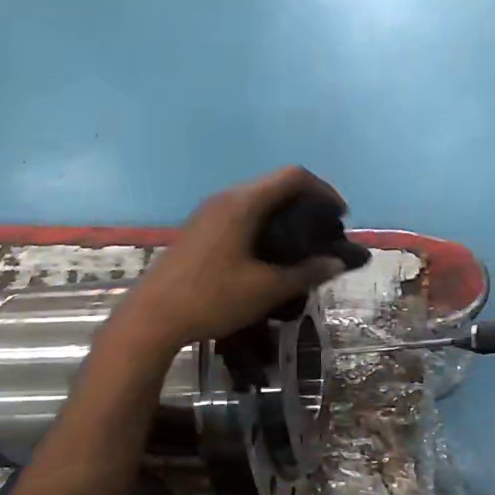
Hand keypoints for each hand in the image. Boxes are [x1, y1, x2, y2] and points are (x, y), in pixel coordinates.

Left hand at [114, 167, 348, 349]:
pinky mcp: (198, 231)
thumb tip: (337, 262)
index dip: (324, 190)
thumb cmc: (212, 299)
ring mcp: (207, 214)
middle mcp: (224, 199)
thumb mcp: (265, 289)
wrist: (153, 317)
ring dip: (283, 217)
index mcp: (242, 203)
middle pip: (274, 186)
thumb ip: (305, 273)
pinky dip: (263, 227)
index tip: (340, 216)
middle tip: (325, 234)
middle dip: (306, 205)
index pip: (293, 177)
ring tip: (302, 247)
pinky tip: (269, 256)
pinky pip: (240, 216)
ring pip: (256, 202)